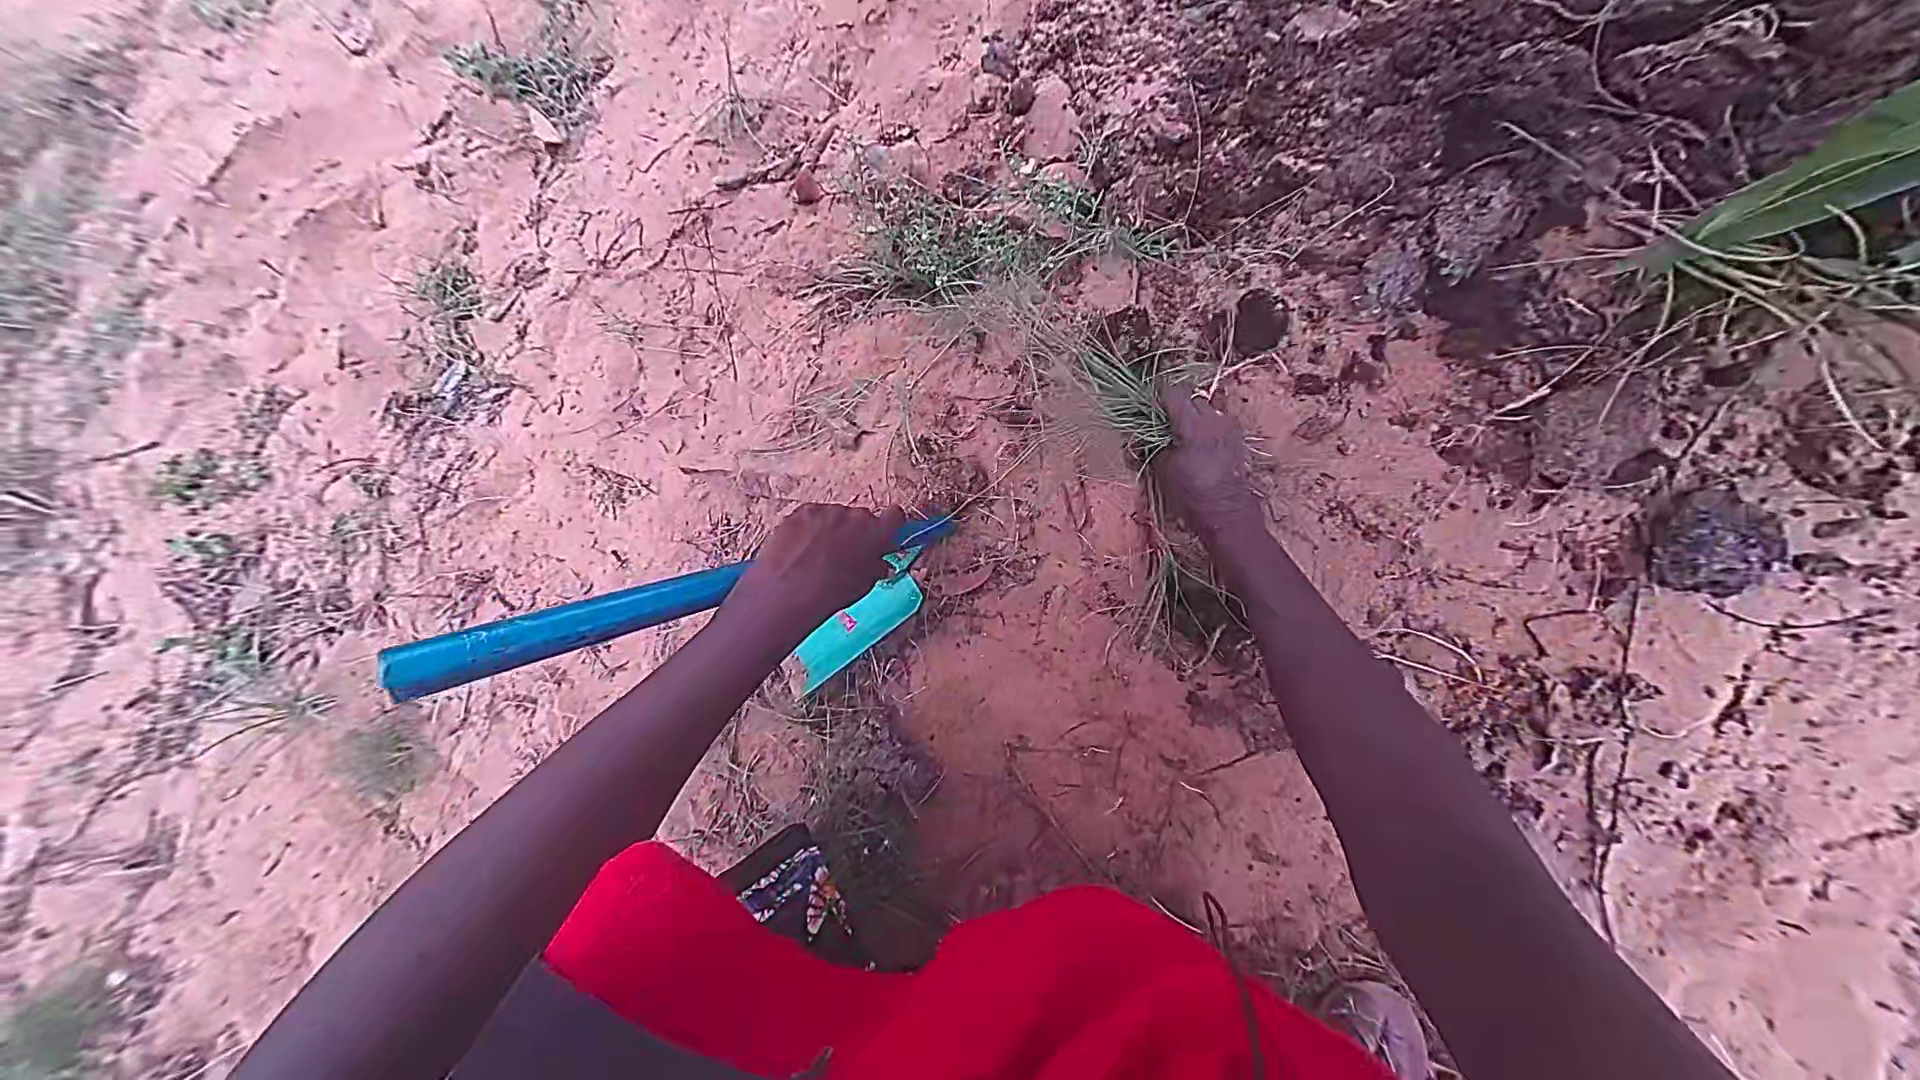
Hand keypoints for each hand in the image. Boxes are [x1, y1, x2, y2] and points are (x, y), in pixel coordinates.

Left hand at [717, 503, 906, 641]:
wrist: (787, 591)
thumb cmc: (831, 594)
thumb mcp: (864, 585)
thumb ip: (876, 566)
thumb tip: (878, 563)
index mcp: (876, 533)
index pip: (895, 516)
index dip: (890, 526)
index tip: (884, 536)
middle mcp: (854, 515)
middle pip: (862, 518)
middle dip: (857, 532)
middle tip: (846, 554)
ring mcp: (827, 510)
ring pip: (836, 516)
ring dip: (832, 530)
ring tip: (818, 555)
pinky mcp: (802, 511)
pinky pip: (813, 516)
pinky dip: (810, 528)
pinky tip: (802, 549)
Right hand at [1152, 389, 1261, 542]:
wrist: (1226, 513)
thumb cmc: (1190, 494)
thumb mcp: (1161, 469)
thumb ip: (1148, 445)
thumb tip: (1136, 435)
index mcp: (1193, 424)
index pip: (1172, 393)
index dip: (1157, 400)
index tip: (1148, 413)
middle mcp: (1215, 419)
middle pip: (1191, 397)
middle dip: (1176, 407)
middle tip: (1163, 425)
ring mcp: (1230, 426)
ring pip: (1207, 407)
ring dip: (1192, 415)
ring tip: (1182, 435)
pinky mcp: (1238, 437)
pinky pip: (1219, 420)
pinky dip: (1206, 426)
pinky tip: (1198, 445)